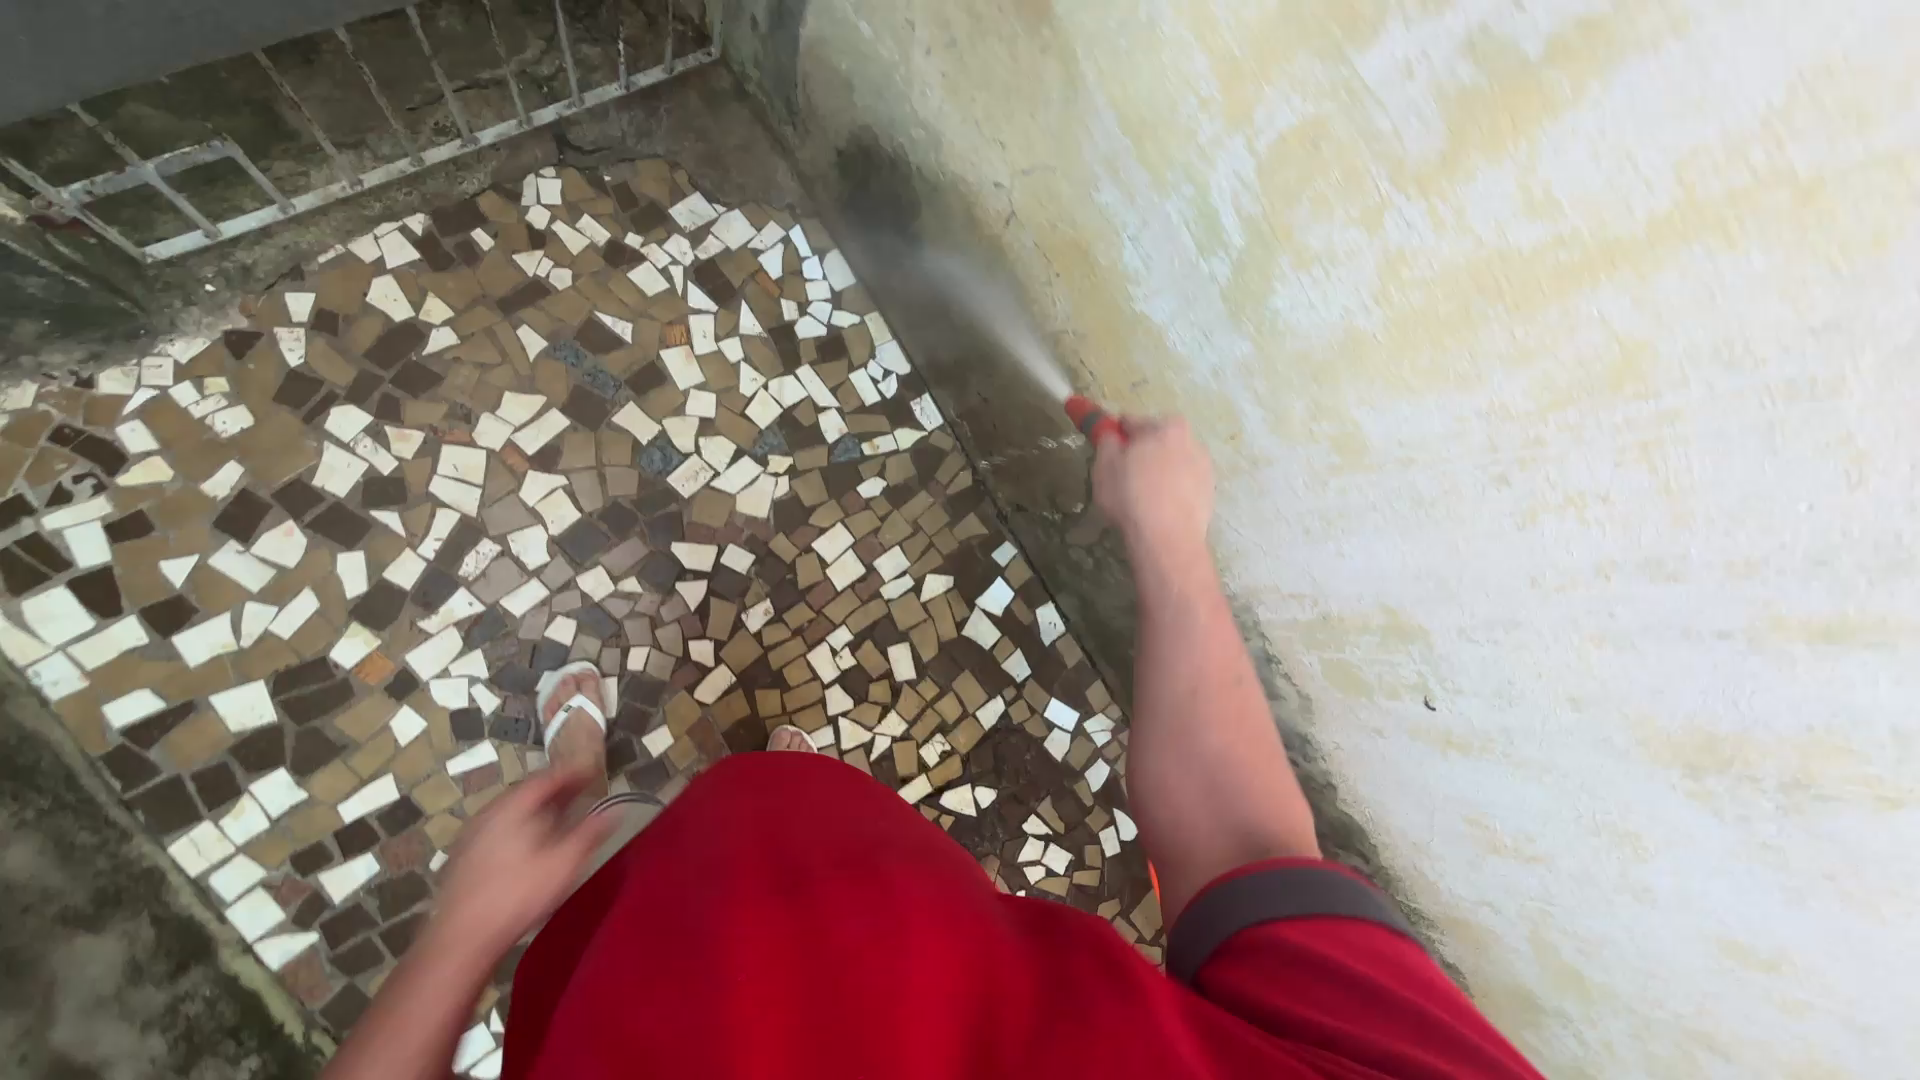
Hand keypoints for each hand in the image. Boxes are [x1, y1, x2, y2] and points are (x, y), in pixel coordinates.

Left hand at [429, 765, 616, 956]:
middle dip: (556, 791)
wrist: (460, 940)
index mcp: (513, 807)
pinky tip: (531, 844)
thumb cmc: (517, 896)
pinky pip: (498, 829)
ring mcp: (471, 835)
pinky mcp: (462, 857)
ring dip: (537, 809)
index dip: (573, 773)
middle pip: (526, 792)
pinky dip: (520, 826)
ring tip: (560, 818)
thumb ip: (591, 832)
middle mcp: (488, 813)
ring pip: (511, 812)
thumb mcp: (564, 863)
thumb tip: (616, 809)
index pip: (547, 777)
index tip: (593, 772)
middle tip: (580, 794)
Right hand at [1092, 415, 1214, 557]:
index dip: (1115, 437)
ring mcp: (1204, 467)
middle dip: (1140, 452)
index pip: (1131, 422)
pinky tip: (1158, 509)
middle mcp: (1191, 440)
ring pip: (1172, 463)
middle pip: (1156, 440)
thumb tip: (1111, 433)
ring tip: (1141, 498)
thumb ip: (1106, 440)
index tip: (1106, 453)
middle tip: (1123, 477)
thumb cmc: (1131, 495)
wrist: (1166, 538)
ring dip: (1158, 471)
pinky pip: (1183, 484)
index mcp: (1165, 426)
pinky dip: (1171, 490)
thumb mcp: (1105, 464)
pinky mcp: (1209, 492)